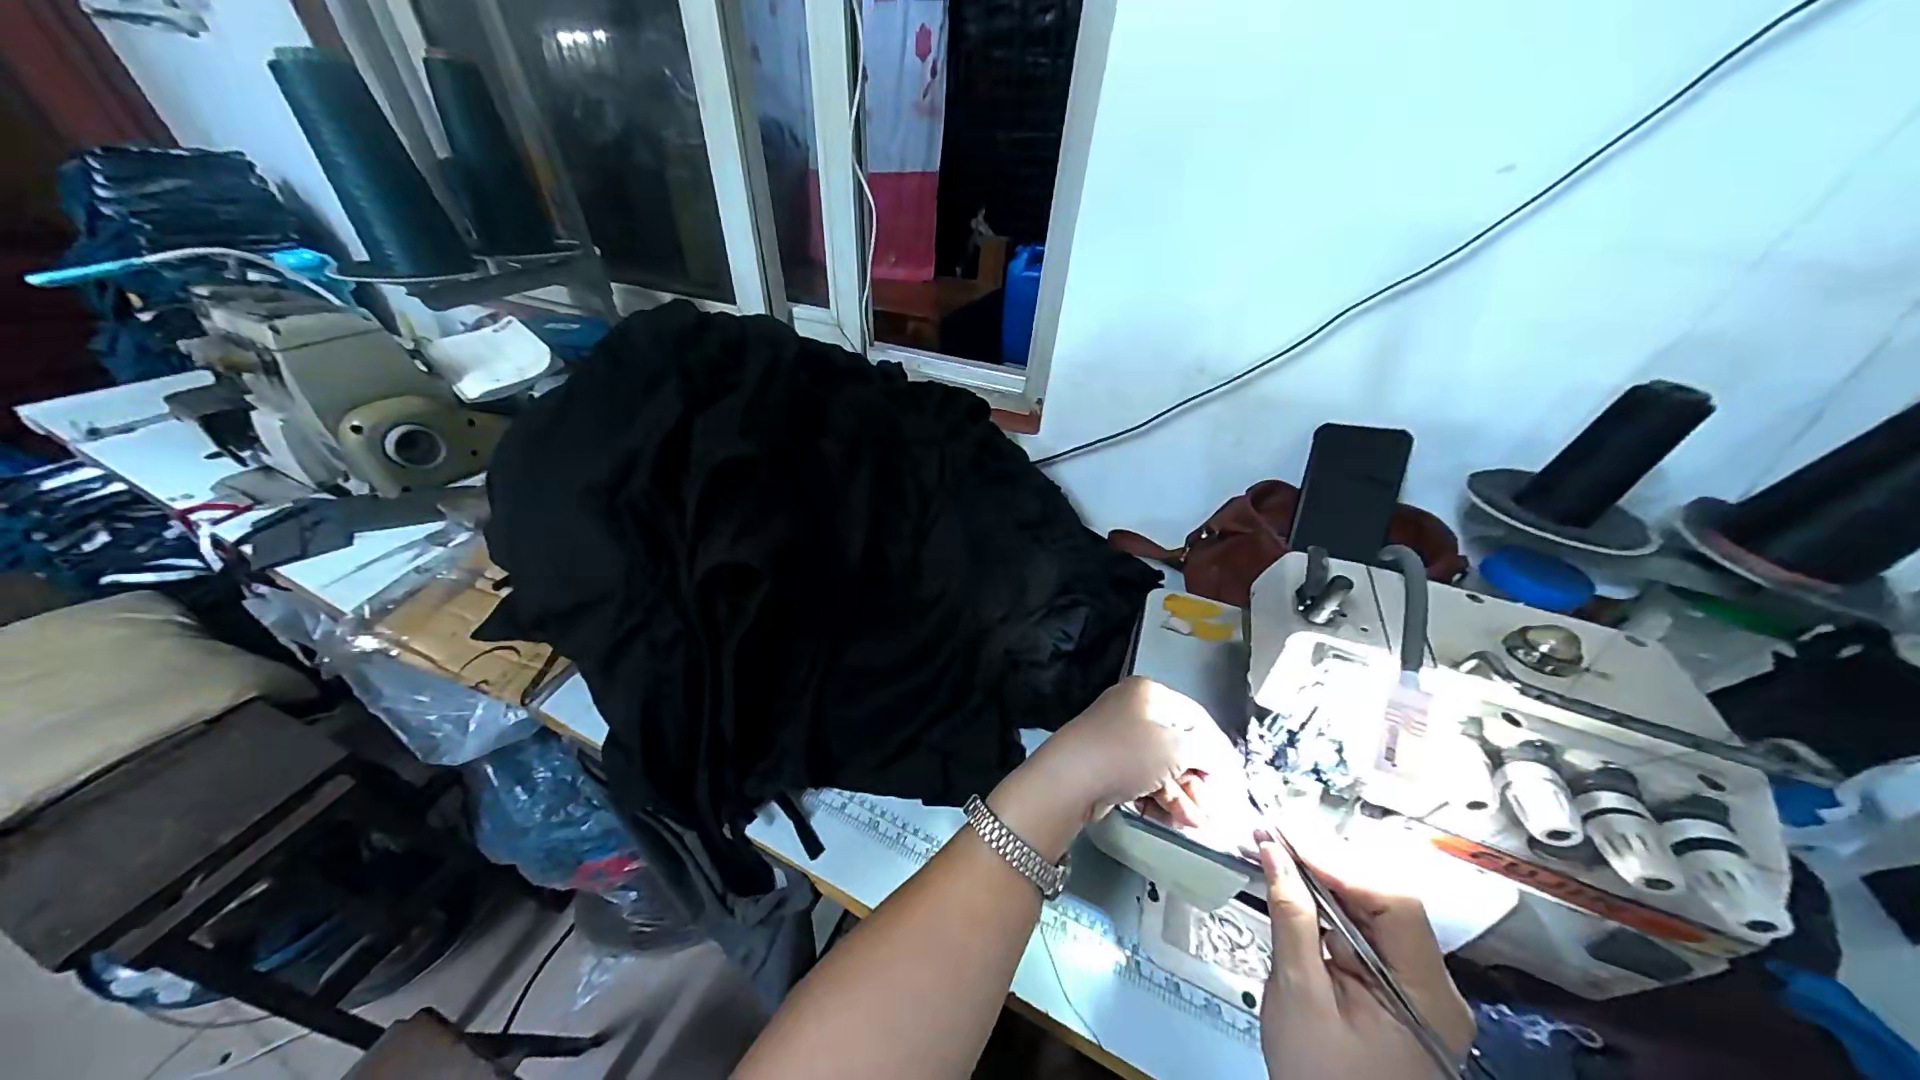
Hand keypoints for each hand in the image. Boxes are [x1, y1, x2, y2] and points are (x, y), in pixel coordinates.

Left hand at [988, 677, 1246, 860]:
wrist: (1070, 779)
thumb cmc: (1128, 752)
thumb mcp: (1177, 747)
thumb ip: (1208, 752)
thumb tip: (1221, 761)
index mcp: (1150, 693)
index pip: (1196, 718)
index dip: (1218, 750)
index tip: (1234, 780)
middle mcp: (1134, 710)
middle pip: (1180, 746)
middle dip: (1198, 779)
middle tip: (1210, 806)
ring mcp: (1120, 739)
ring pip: (1164, 768)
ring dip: (1183, 795)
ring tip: (1193, 821)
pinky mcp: (1110, 766)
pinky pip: (1145, 781)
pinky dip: (1161, 799)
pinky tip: (1175, 819)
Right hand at [1257, 828, 1474, 1079]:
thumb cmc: (1319, 1078)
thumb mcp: (1298, 995)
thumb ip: (1291, 918)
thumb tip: (1274, 853)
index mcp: (1427, 996)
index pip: (1395, 903)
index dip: (1339, 862)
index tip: (1288, 838)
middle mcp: (1435, 985)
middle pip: (1388, 899)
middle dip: (1330, 862)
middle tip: (1278, 835)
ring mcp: (1417, 984)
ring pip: (1375, 907)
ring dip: (1326, 876)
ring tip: (1281, 850)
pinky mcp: (1394, 984)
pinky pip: (1364, 926)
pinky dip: (1328, 901)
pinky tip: (1299, 884)